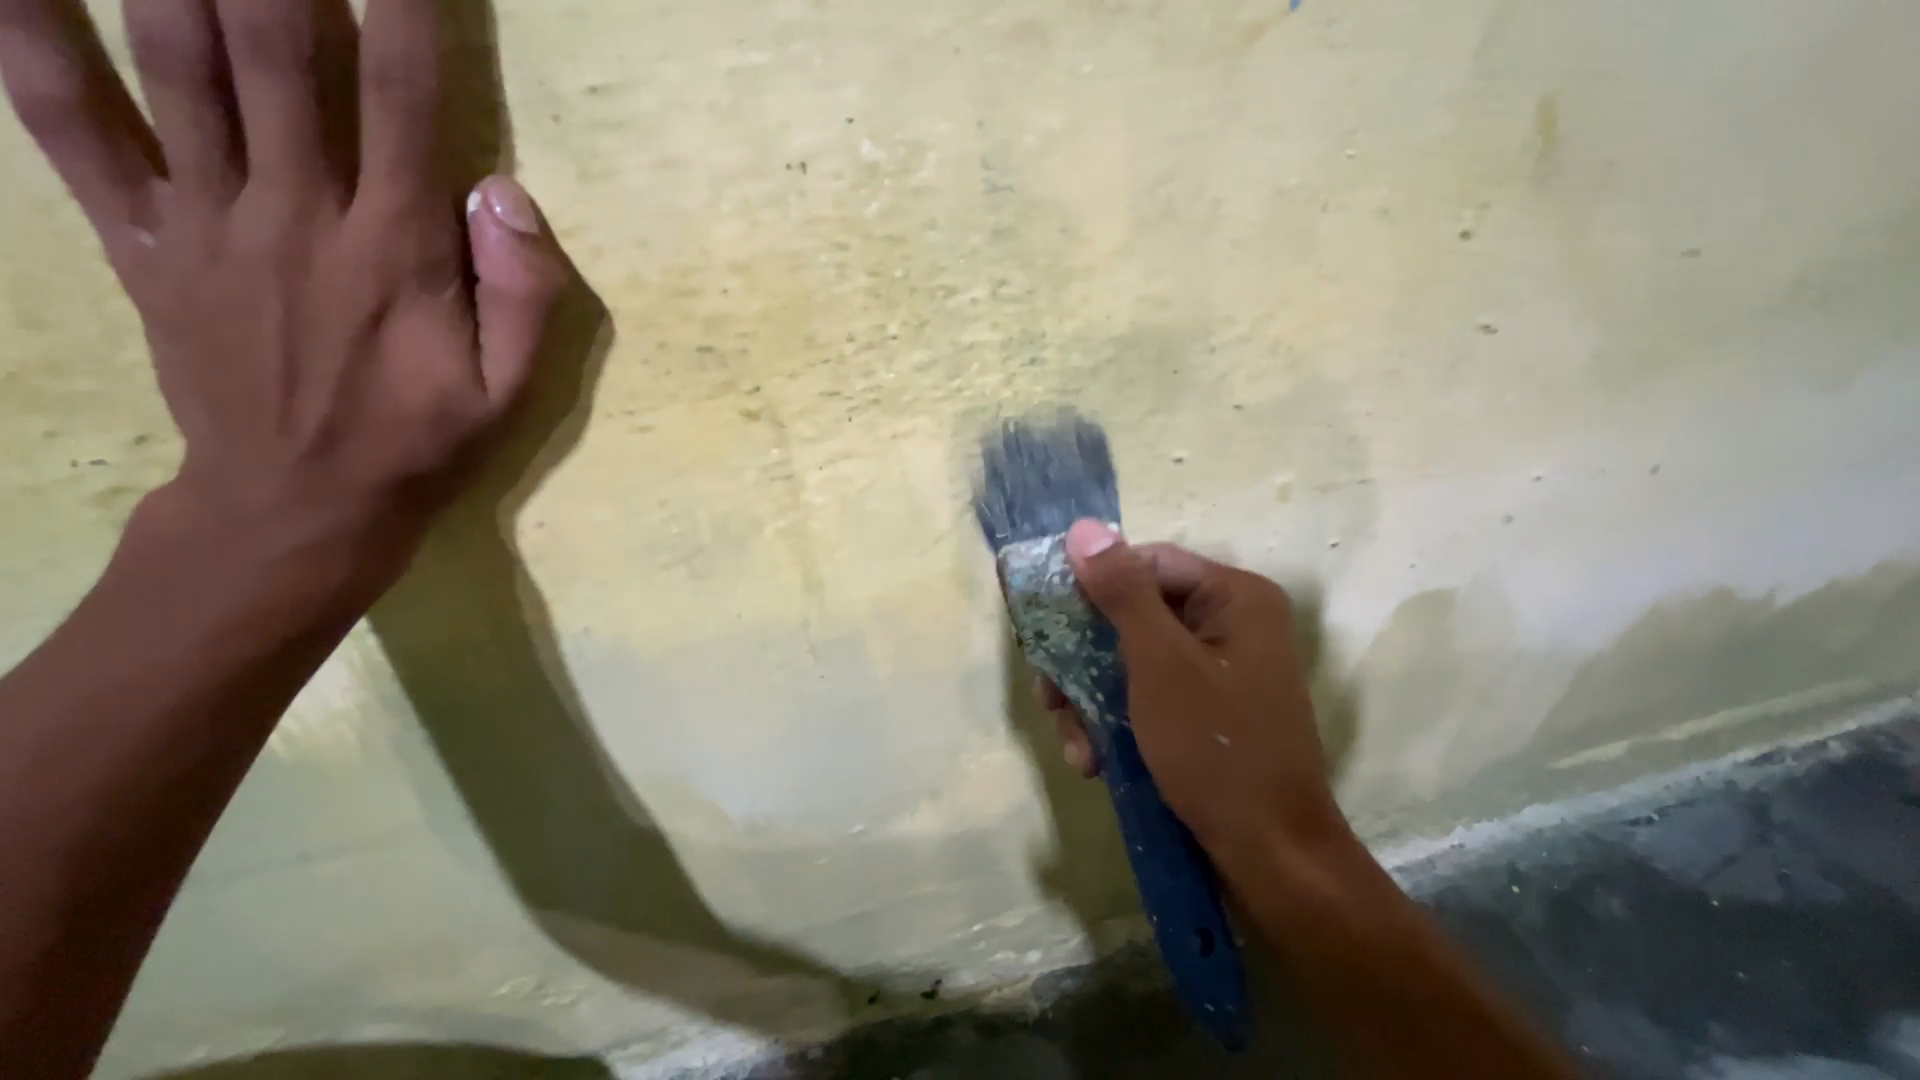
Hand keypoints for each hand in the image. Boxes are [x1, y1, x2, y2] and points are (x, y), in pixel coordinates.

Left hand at [0, 0, 569, 600]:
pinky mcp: (144, 248)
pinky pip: (71, 135)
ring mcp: (207, 225)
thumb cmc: (420, 442)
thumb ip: (524, 293)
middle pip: (274, 55)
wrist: (298, 505)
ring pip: (176, 70)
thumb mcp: (509, 389)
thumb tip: (505, 189)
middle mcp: (295, 214)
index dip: (403, 15)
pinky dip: (31, 49)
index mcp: (394, 248)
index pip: (403, 103)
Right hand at [1039, 520, 1351, 872]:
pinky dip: (1116, 724)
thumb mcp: (1160, 665)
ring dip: (1091, 701)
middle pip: (1133, 614)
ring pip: (1131, 661)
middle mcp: (1231, 624)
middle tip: (1051, 698)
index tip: (1046, 627)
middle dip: (1084, 661)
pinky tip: (1095, 761)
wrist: (1272, 856)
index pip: (1147, 562)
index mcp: (1234, 597)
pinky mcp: (1207, 712)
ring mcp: (1220, 672)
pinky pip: (1148, 697)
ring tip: (1076, 746)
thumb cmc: (1217, 749)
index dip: (1091, 588)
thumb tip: (1083, 529)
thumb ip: (1121, 593)